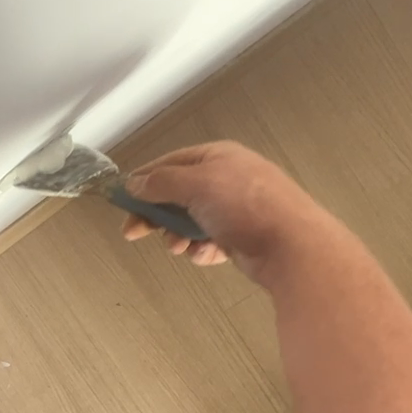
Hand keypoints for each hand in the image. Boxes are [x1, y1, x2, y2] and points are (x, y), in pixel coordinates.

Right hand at [119, 141, 324, 284]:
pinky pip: (207, 241)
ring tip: (182, 247)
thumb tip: (134, 183)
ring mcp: (233, 208)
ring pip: (188, 222)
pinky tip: (208, 254)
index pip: (169, 164)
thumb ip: (161, 183)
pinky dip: (201, 250)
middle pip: (176, 196)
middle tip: (134, 233)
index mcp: (216, 158)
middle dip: (157, 216)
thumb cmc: (244, 207)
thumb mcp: (197, 185)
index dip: (143, 181)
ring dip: (179, 237)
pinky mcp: (239, 235)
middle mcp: (224, 179)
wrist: (289, 245)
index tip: (122, 200)